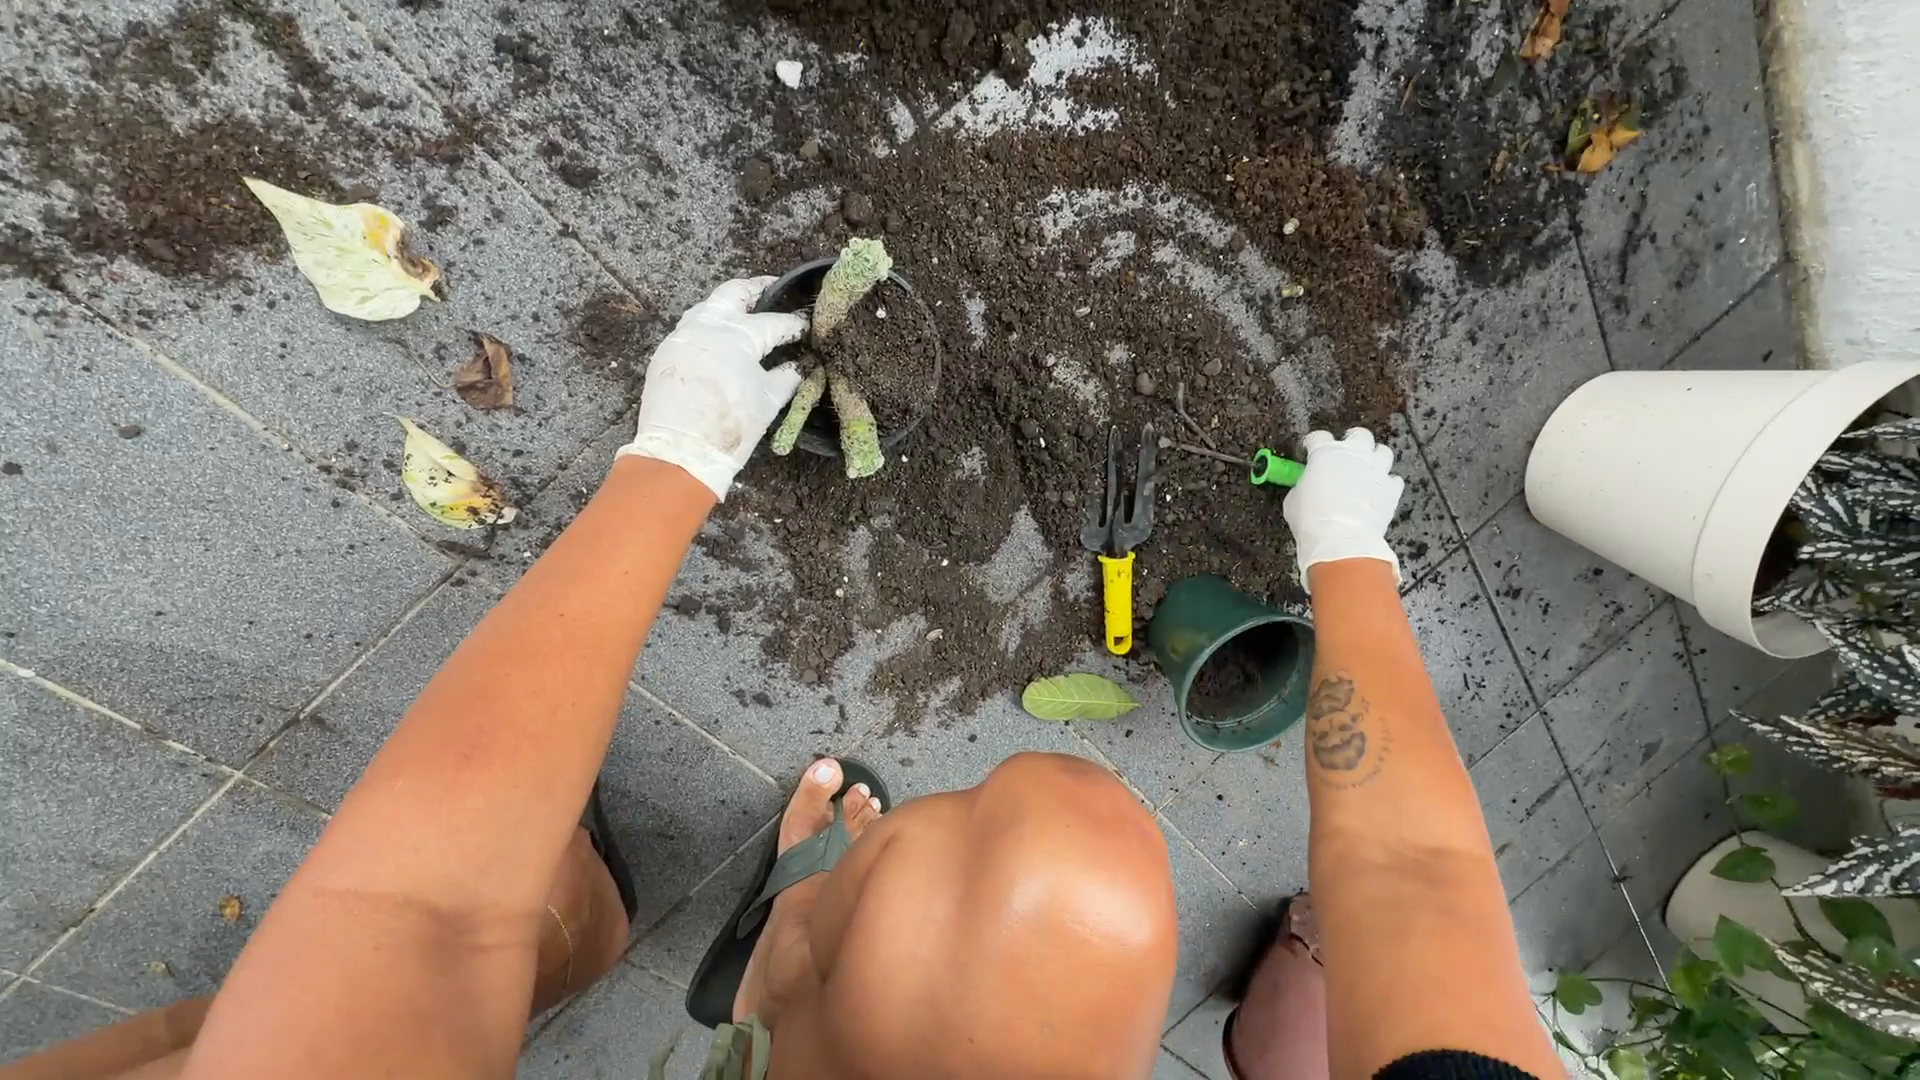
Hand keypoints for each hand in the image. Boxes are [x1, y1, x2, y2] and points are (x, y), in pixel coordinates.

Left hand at [615, 277, 807, 499]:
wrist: (683, 451)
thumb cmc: (732, 426)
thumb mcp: (769, 401)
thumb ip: (787, 376)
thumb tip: (799, 366)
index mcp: (737, 336)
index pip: (773, 322)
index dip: (793, 324)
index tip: (805, 325)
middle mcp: (707, 326)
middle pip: (733, 293)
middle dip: (756, 289)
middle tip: (773, 290)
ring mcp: (683, 336)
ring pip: (708, 307)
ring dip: (728, 306)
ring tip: (746, 312)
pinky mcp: (667, 352)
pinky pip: (692, 328)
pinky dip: (710, 327)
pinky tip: (721, 339)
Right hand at [1283, 427, 1404, 589]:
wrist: (1340, 539)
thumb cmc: (1310, 518)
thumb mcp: (1293, 499)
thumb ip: (1303, 485)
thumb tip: (1307, 486)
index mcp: (1325, 453)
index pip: (1318, 437)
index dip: (1312, 444)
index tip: (1308, 452)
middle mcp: (1354, 454)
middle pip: (1360, 435)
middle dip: (1352, 441)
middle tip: (1345, 453)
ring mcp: (1377, 470)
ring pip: (1383, 451)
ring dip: (1374, 458)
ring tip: (1366, 470)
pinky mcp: (1391, 489)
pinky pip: (1393, 479)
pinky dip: (1386, 483)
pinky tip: (1377, 492)